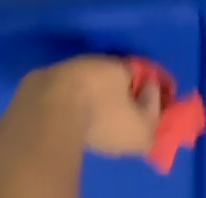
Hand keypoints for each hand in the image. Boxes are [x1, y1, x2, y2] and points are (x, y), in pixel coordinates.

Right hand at [23, 56, 161, 157]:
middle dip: (129, 90)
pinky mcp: (81, 134)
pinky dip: (93, 102)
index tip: (136, 62)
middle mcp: (130, 144)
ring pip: (113, 112)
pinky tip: (84, 88)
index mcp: (147, 131)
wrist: (50, 104)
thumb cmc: (92, 89)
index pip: (155, 98)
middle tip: (119, 69)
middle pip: (134, 109)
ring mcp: (104, 142)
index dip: (146, 77)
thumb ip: (129, 71)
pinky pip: (95, 114)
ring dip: (109, 97)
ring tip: (99, 76)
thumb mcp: (116, 69)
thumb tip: (127, 74)